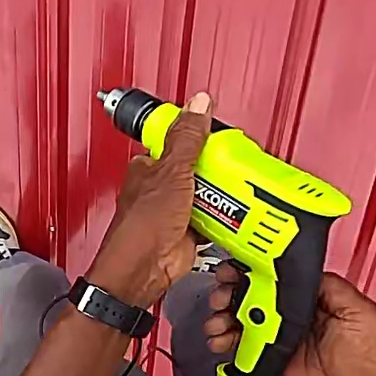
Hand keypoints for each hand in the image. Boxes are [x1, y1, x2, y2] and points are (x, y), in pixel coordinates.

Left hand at [86, 91, 213, 307]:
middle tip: (231, 166)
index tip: (217, 134)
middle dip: (215, 169)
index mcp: (149, 167)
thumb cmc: (140, 227)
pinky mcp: (188, 232)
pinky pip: (212, 219)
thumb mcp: (171, 173)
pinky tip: (230, 215)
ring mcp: (175, 210)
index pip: (177, 140)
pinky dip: (223, 219)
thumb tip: (198, 104)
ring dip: (221, 195)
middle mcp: (161, 187)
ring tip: (234, 191)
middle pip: (197, 168)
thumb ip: (187, 139)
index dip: (197, 136)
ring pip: (207, 194)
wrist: (143, 271)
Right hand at [204, 263, 375, 375]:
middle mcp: (292, 313)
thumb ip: (332, 288)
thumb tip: (304, 269)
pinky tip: (221, 341)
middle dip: (231, 292)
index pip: (277, 277)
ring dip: (224, 317)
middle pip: (253, 294)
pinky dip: (227, 341)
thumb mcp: (361, 313)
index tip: (238, 269)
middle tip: (222, 296)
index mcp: (311, 298)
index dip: (254, 271)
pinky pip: (243, 346)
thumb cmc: (371, 359)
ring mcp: (280, 335)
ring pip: (243, 319)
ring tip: (217, 322)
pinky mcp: (271, 356)